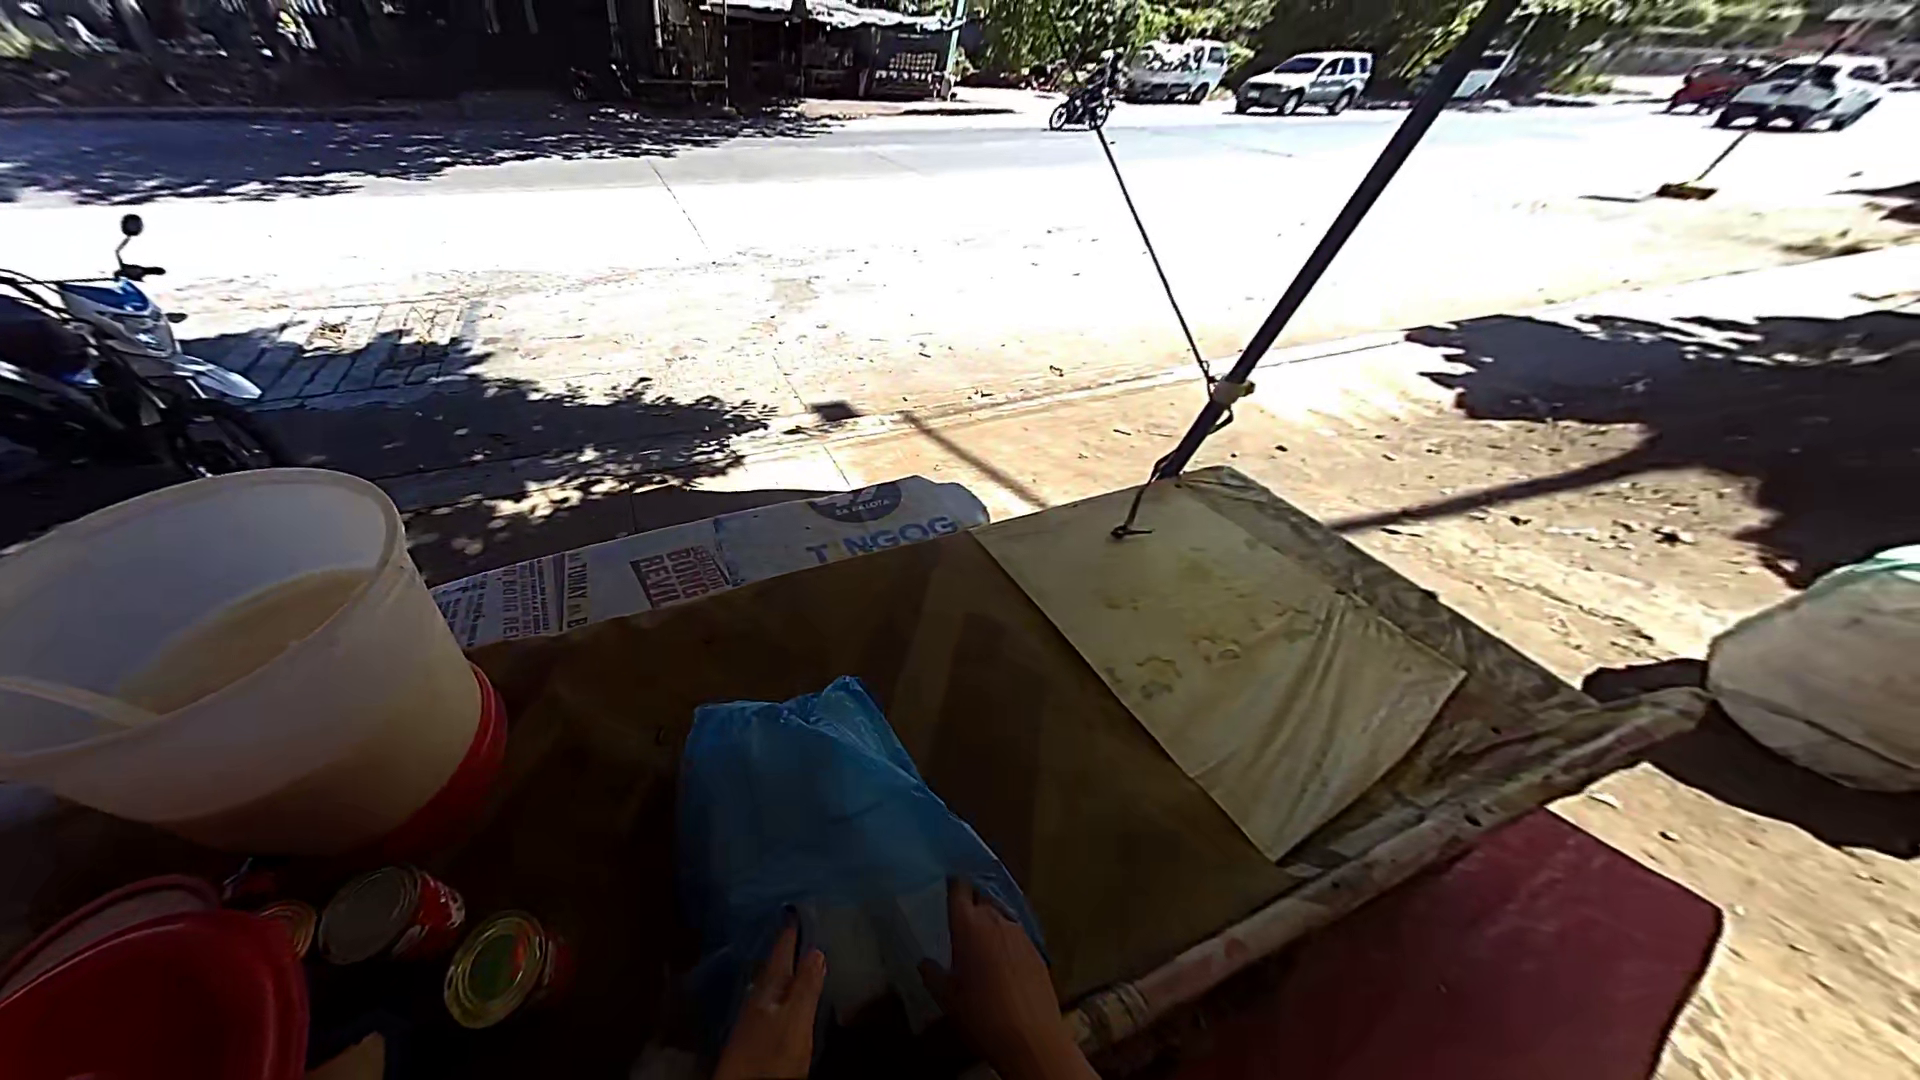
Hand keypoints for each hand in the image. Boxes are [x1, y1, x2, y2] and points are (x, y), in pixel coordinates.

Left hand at [715, 920, 826, 1079]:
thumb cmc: (770, 1057)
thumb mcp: (795, 1020)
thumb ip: (806, 986)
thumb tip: (816, 949)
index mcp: (768, 986)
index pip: (782, 949)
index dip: (791, 928)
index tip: (798, 906)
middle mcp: (758, 997)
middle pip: (776, 965)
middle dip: (789, 947)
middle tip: (803, 927)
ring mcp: (753, 1018)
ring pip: (773, 983)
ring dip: (786, 969)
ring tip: (800, 957)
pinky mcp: (753, 1037)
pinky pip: (772, 1001)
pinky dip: (783, 990)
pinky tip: (788, 995)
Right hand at [919, 880, 1095, 1079]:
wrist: (1032, 1039)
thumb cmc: (982, 1015)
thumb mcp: (948, 999)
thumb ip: (933, 975)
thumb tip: (923, 963)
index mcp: (968, 925)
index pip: (959, 889)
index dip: (953, 885)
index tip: (947, 885)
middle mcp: (994, 919)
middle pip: (980, 899)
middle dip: (971, 906)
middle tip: (960, 923)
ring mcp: (1019, 931)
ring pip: (999, 915)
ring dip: (990, 924)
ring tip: (981, 945)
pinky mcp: (1036, 947)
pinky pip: (1016, 934)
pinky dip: (1006, 940)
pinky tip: (1003, 962)